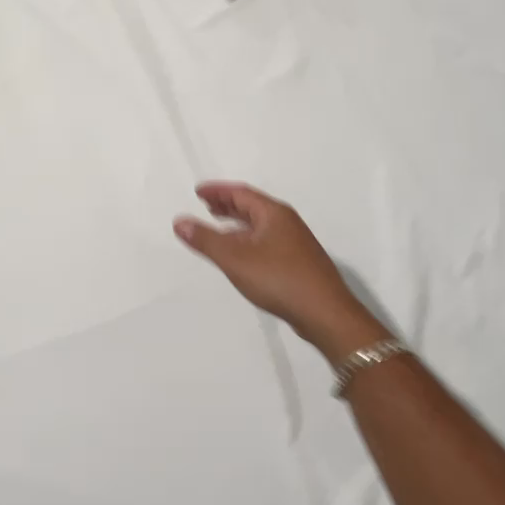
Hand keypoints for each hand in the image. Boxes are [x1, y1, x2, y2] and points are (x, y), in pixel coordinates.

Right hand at [174, 181, 388, 359]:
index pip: (241, 193)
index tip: (197, 191)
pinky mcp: (298, 263)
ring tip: (218, 229)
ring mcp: (295, 243)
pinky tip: (241, 257)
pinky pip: (266, 241)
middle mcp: (286, 223)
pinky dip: (248, 240)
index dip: (217, 191)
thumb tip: (179, 221)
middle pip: (252, 207)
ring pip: (260, 226)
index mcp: (273, 214)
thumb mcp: (235, 259)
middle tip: (206, 206)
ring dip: (237, 224)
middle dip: (227, 205)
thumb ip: (205, 240)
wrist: (325, 313)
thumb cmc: (279, 279)